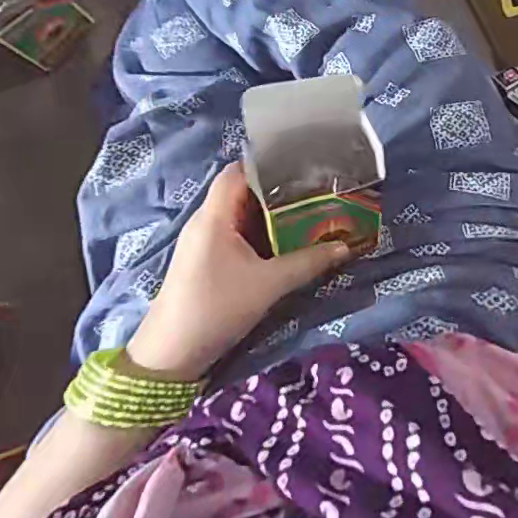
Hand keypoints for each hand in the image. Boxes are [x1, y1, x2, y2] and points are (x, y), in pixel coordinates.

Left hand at [125, 163, 352, 380]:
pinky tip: (285, 240)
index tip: (303, 167)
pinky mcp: (206, 259)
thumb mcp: (268, 285)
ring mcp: (204, 241)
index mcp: (214, 216)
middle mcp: (206, 221)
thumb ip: (308, 263)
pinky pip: (236, 233)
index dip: (268, 164)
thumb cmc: (216, 308)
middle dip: (278, 190)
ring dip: (270, 214)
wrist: (171, 354)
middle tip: (315, 191)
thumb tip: (346, 247)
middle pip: (242, 191)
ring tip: (308, 212)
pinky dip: (260, 233)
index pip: (238, 171)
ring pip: (240, 214)